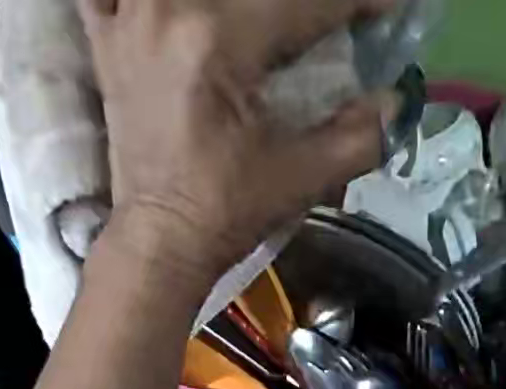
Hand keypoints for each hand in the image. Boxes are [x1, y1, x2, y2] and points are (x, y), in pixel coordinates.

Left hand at [80, 0, 395, 282]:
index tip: (388, 10)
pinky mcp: (107, 43)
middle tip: (324, 23)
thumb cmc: (225, 216)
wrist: (158, 247)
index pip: (306, 0)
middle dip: (303, 2)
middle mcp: (168, 9)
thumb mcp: (298, 179)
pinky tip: (171, 15)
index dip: (358, 1)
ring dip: (237, 4)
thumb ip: (357, 135)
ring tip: (265, 27)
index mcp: (216, 40)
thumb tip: (398, 99)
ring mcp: (129, 19)